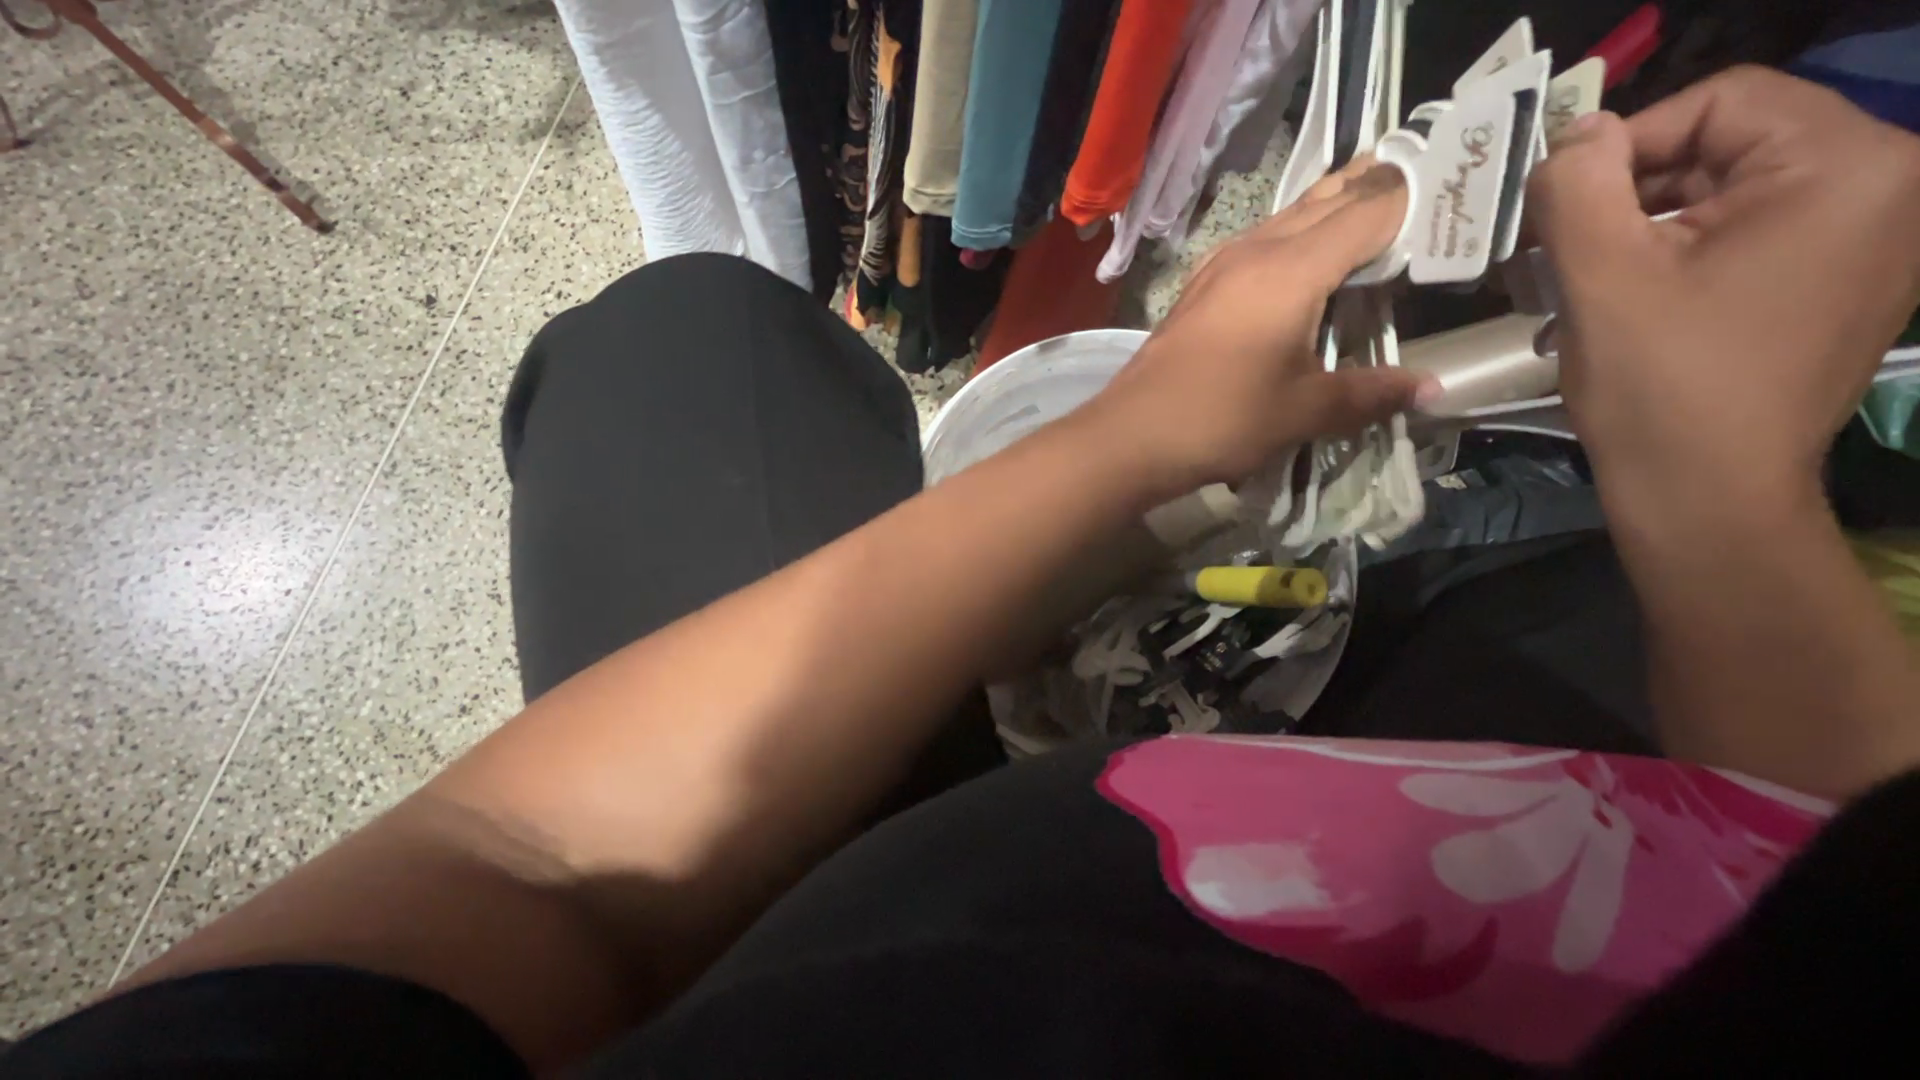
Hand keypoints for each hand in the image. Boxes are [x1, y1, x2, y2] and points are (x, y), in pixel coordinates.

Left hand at [1080, 161, 1434, 498]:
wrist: (1129, 437)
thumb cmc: (1220, 419)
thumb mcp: (1303, 410)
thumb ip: (1370, 393)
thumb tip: (1431, 390)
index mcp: (1291, 269)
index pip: (1370, 210)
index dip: (1416, 199)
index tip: (1458, 197)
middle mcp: (1256, 250)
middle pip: (1328, 200)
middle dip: (1378, 190)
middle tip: (1429, 190)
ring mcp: (1220, 265)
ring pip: (1289, 217)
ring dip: (1333, 210)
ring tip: (1376, 213)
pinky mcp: (1200, 287)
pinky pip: (1260, 243)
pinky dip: (1296, 238)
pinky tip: (1305, 262)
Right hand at [1528, 68, 1919, 519]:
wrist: (1707, 498)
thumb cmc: (1659, 386)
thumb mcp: (1601, 276)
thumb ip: (1578, 186)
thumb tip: (1573, 135)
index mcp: (1846, 167)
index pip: (1719, 101)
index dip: (1621, 146)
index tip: (1555, 211)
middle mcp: (1885, 188)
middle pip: (1724, 149)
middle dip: (1624, 198)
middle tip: (1550, 254)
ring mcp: (1870, 241)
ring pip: (1726, 198)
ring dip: (1637, 233)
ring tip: (1574, 289)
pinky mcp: (1837, 286)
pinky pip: (1745, 241)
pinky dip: (1673, 262)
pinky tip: (1621, 308)